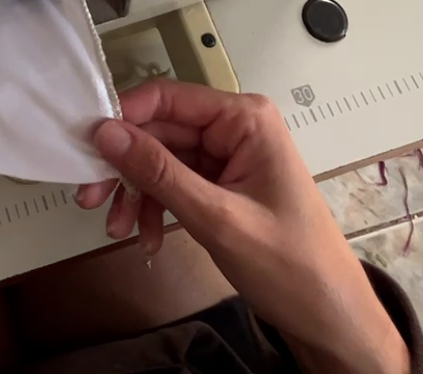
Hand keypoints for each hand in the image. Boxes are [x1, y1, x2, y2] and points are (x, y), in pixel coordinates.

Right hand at [75, 81, 409, 373]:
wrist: (333, 324)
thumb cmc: (292, 267)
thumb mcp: (218, 218)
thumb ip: (159, 172)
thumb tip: (106, 132)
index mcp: (244, 118)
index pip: (168, 98)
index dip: (125, 117)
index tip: (88, 145)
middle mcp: (232, 127)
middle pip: (159, 130)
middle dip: (126, 167)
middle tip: (92, 197)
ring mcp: (226, 156)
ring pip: (160, 158)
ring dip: (136, 192)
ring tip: (118, 227)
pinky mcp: (220, 183)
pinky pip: (172, 182)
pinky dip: (155, 207)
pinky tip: (147, 235)